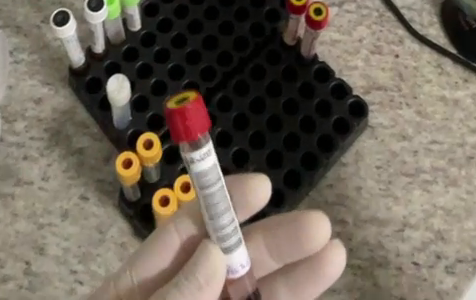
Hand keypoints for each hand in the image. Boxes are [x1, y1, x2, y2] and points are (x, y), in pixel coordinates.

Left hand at [89, 173, 345, 299]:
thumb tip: (217, 251)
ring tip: (331, 258)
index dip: (224, 204)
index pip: (186, 234)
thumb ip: (173, 296)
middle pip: (231, 268)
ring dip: (292, 286)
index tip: (263, 187)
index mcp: (143, 290)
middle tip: (319, 227)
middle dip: (274, 245)